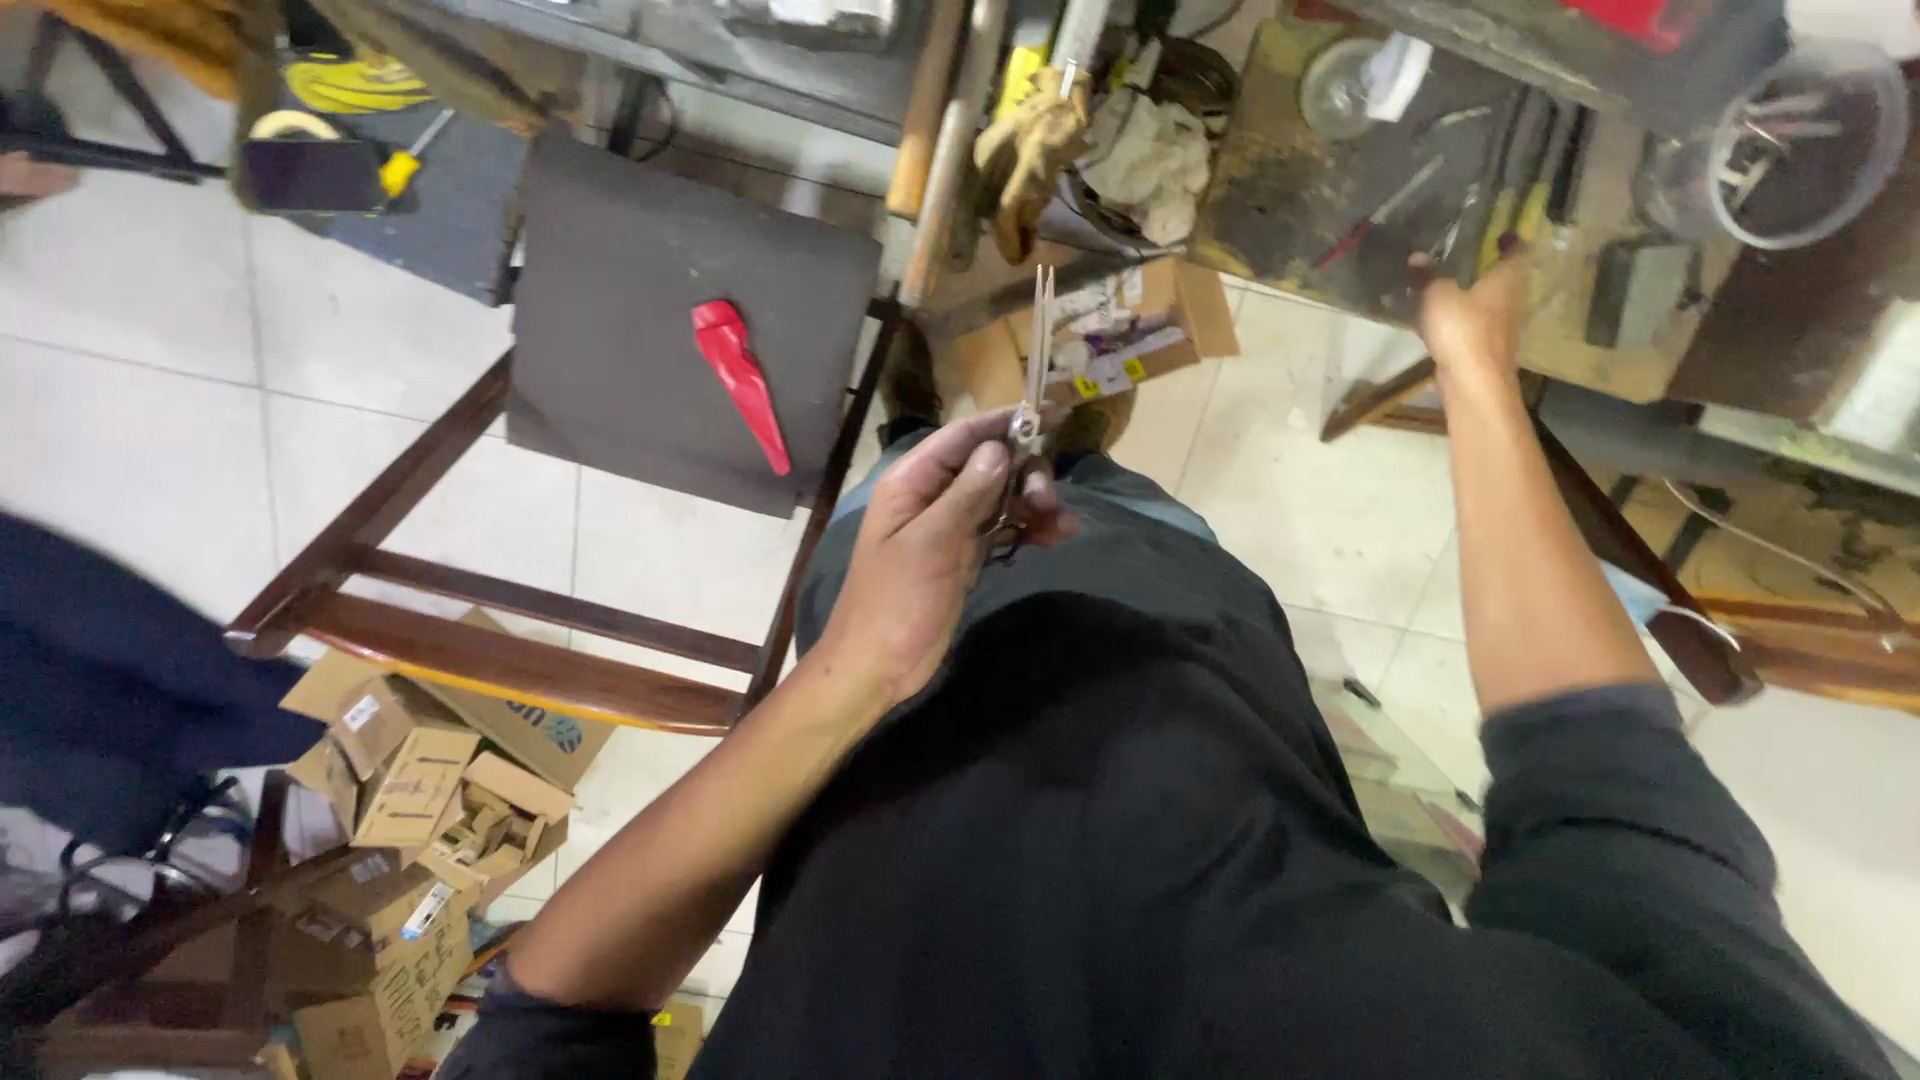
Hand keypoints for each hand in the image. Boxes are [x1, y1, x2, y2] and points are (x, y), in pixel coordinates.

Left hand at [813, 409, 1077, 709]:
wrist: (878, 665)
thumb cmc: (894, 601)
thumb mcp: (930, 543)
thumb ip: (966, 494)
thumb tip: (1000, 449)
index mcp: (911, 483)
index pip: (962, 437)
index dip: (1003, 423)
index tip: (1049, 414)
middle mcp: (933, 497)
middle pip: (989, 464)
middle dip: (1025, 473)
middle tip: (1048, 500)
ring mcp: (951, 526)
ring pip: (1002, 496)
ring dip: (1034, 502)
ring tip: (1059, 524)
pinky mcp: (966, 554)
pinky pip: (1004, 528)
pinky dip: (1029, 528)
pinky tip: (1055, 537)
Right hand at [1411, 239, 1529, 401]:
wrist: (1474, 382)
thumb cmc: (1464, 330)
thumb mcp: (1438, 297)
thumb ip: (1428, 277)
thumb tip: (1417, 255)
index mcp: (1507, 279)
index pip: (1519, 251)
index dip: (1511, 240)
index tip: (1499, 233)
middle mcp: (1510, 299)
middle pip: (1504, 277)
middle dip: (1488, 267)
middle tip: (1465, 257)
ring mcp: (1499, 326)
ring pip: (1487, 301)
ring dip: (1472, 293)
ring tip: (1446, 285)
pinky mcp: (1484, 346)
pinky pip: (1471, 323)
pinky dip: (1458, 316)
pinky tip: (1436, 318)